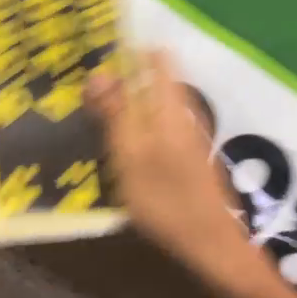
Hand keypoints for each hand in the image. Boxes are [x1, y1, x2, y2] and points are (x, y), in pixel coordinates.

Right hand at [88, 50, 260, 288]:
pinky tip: (115, 150)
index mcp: (171, 107)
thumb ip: (115, 114)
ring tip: (90, 117)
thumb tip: (99, 71)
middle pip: (153, 81)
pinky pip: (155, 129)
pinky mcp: (186, 160)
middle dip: (120, 79)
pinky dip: (134, 129)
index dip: (129, 50)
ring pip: (153, 107)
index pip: (156, 57)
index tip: (96, 55)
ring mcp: (187, 138)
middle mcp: (183, 115)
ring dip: (124, 106)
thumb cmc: (167, 201)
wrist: (214, 247)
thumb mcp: (130, 157)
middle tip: (82, 92)